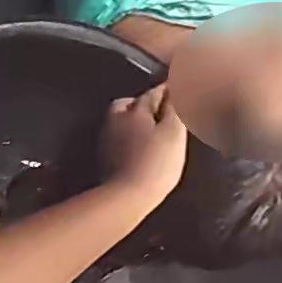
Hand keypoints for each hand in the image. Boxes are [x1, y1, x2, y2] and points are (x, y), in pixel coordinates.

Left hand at [100, 85, 187, 203]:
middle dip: (143, 102)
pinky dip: (128, 135)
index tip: (178, 86)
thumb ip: (176, 109)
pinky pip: (118, 137)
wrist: (126, 196)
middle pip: (128, 104)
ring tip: (151, 128)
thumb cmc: (155, 163)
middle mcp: (115, 121)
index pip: (152, 94)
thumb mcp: (174, 133)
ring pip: (119, 120)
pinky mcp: (104, 156)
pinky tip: (139, 146)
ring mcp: (107, 139)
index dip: (167, 90)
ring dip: (134, 119)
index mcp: (134, 112)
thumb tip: (177, 88)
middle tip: (159, 108)